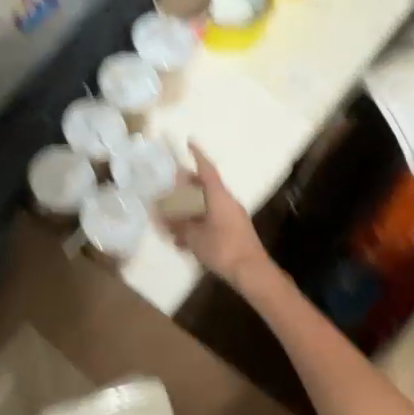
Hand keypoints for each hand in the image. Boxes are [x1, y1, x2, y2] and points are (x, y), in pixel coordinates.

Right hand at [164, 144, 271, 287]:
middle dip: (187, 187)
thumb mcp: (194, 236)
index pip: (207, 169)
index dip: (197, 155)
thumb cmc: (222, 248)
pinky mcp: (234, 230)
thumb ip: (177, 223)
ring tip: (171, 223)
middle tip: (169, 189)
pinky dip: (198, 223)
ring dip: (190, 210)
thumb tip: (161, 212)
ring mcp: (233, 216)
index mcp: (219, 196)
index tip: (188, 143)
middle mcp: (228, 201)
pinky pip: (212, 219)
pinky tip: (183, 242)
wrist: (251, 271)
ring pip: (207, 205)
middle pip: (205, 187)